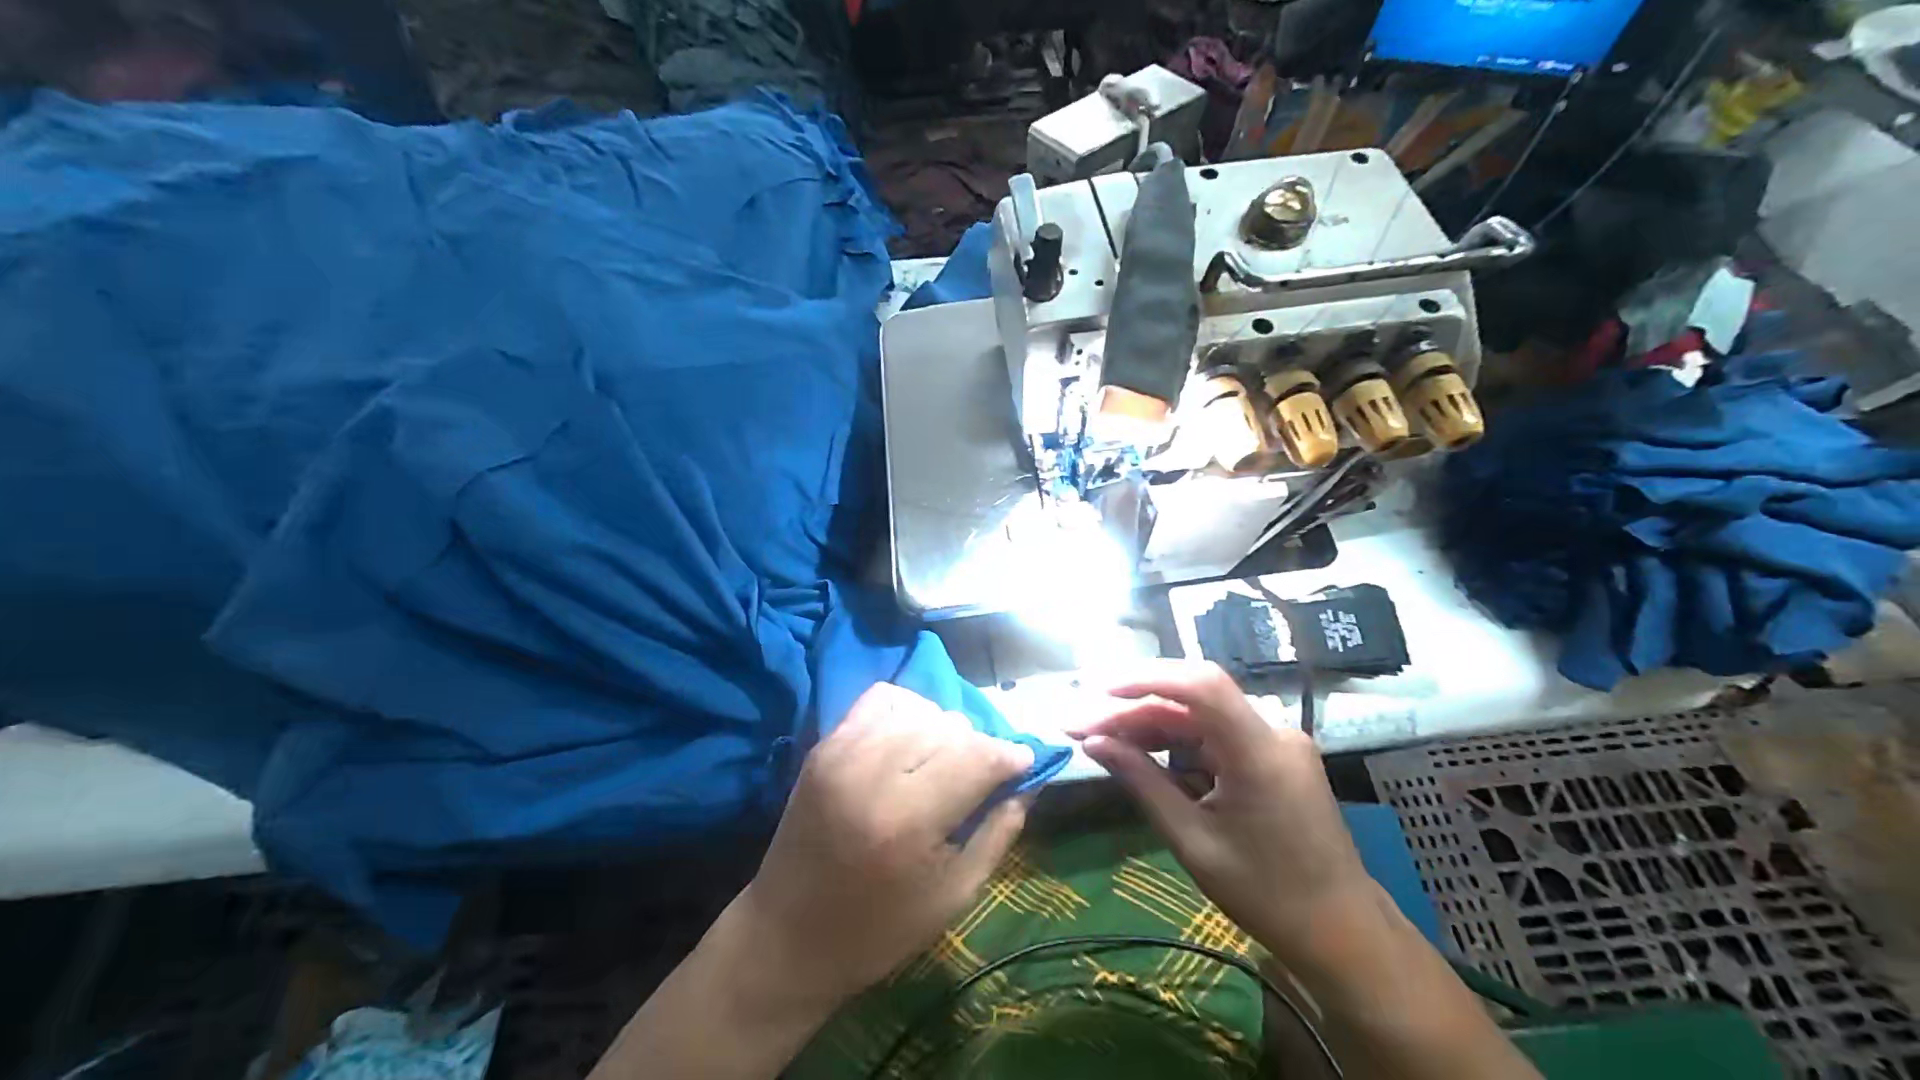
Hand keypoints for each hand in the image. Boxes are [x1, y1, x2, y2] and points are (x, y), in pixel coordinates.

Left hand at [736, 683, 1034, 1003]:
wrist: (787, 936)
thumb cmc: (878, 930)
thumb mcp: (954, 895)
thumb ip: (998, 830)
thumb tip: (1029, 779)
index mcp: (908, 821)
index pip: (978, 756)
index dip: (1011, 757)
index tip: (1022, 767)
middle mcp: (873, 773)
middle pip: (951, 727)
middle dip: (978, 747)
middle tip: (980, 777)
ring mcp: (842, 752)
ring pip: (920, 708)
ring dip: (944, 729)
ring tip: (943, 761)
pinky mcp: (824, 745)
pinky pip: (881, 699)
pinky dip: (907, 711)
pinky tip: (910, 742)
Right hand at [1072, 660, 1374, 960]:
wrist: (1341, 930)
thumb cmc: (1265, 893)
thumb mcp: (1192, 840)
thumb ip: (1142, 782)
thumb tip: (1093, 743)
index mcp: (1259, 753)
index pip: (1201, 685)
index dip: (1146, 678)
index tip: (1099, 691)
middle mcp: (1273, 733)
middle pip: (1193, 698)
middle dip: (1135, 706)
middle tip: (1084, 726)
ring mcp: (1276, 742)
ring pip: (1200, 715)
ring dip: (1151, 724)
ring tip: (1103, 741)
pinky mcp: (1273, 755)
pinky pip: (1216, 734)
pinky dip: (1177, 741)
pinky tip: (1144, 755)